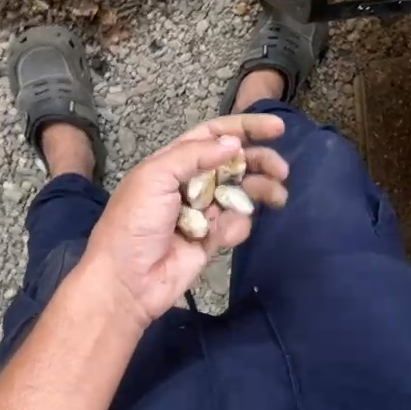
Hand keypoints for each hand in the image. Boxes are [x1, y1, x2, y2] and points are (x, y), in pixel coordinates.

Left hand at [78, 114, 289, 327]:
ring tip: (278, 196)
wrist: (127, 281)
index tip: (278, 128)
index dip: (245, 129)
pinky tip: (223, 236)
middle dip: (260, 161)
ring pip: (242, 192)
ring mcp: (204, 211)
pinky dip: (237, 226)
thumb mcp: (156, 177)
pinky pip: (236, 224)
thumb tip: (233, 143)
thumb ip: (194, 155)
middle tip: (282, 169)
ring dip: (261, 190)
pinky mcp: (212, 238)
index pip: (214, 135)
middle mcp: (191, 182)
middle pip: (235, 162)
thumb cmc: (134, 223)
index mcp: (174, 161)